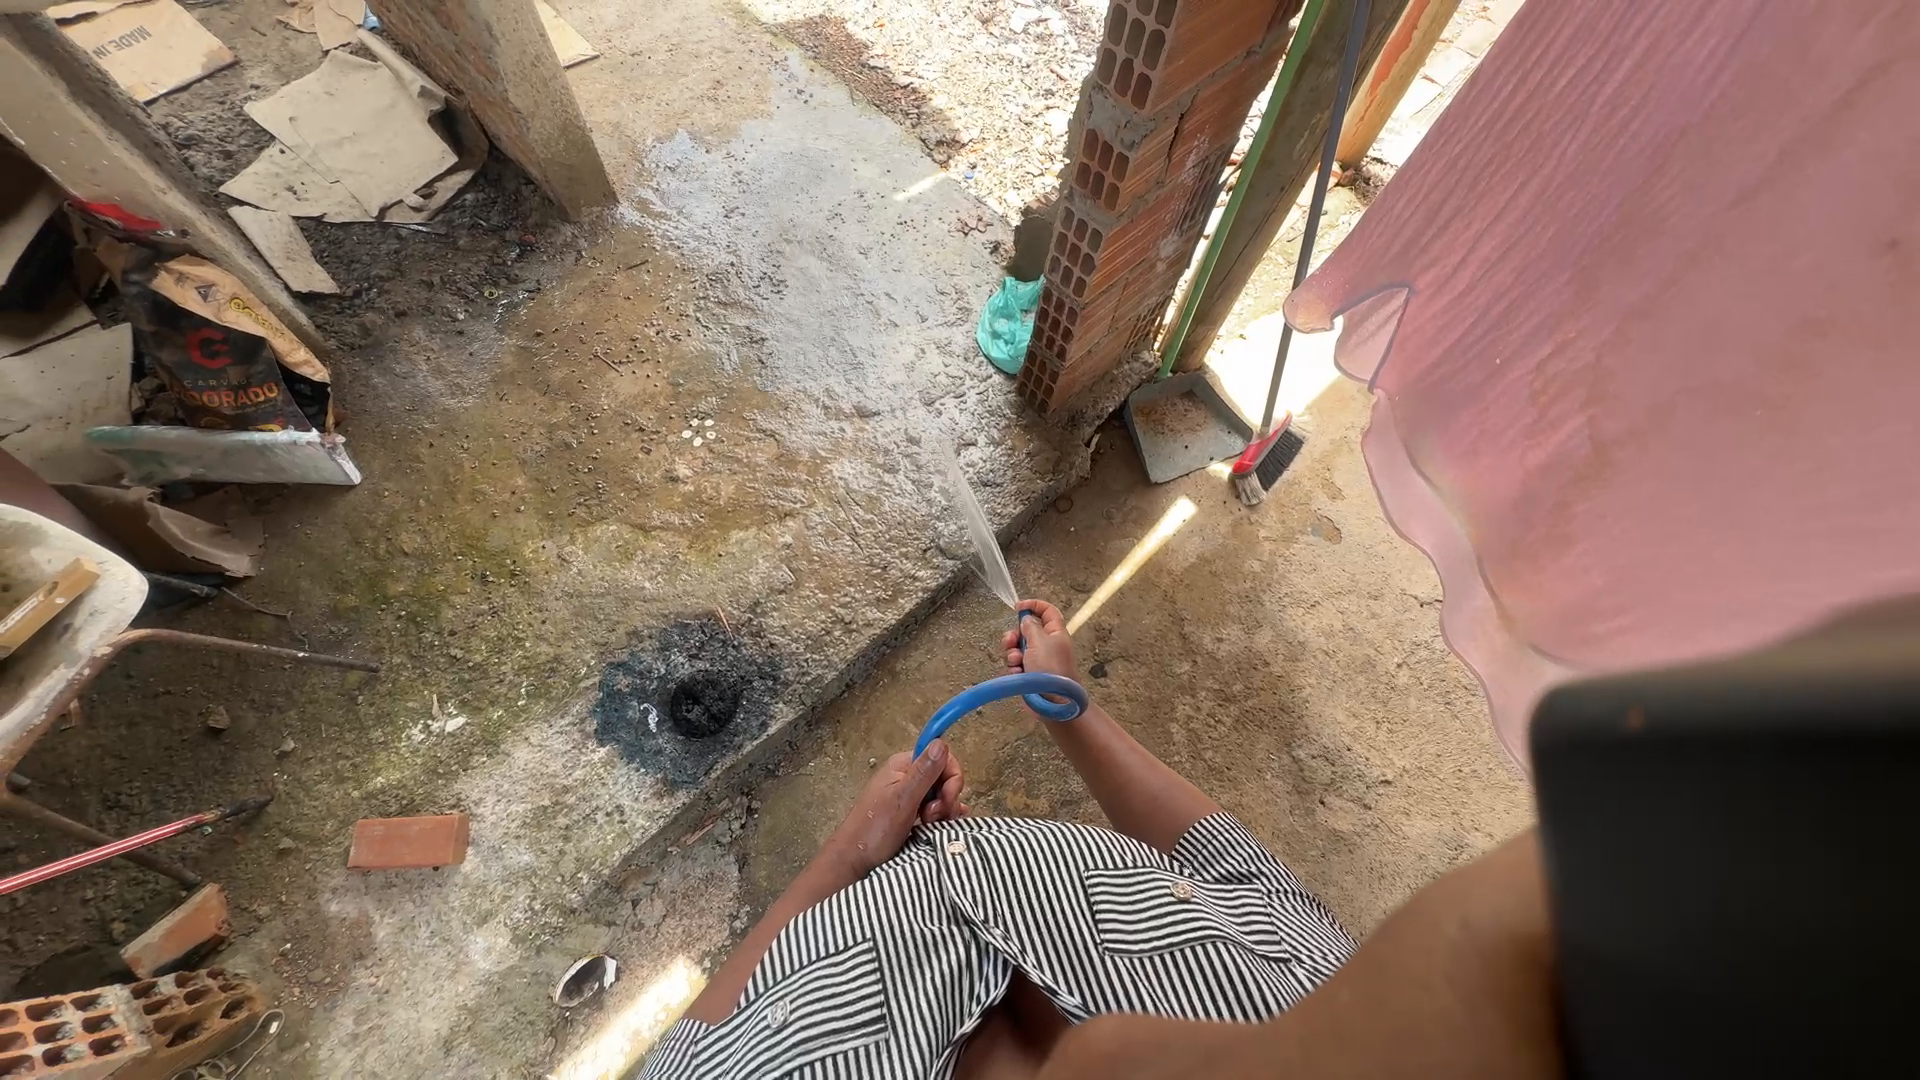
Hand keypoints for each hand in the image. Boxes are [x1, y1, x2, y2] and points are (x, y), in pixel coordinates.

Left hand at [816, 740, 966, 879]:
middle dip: (946, 797)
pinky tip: (942, 827)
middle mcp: (907, 776)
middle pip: (944, 777)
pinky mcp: (912, 814)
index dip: (950, 776)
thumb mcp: (902, 799)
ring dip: (943, 810)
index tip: (946, 798)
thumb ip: (924, 772)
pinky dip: (942, 817)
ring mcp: (909, 795)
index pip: (940, 756)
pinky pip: (936, 809)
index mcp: (903, 765)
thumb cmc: (874, 830)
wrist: (854, 863)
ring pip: (941, 795)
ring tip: (930, 825)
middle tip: (932, 816)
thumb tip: (941, 742)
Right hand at [1001, 598, 1077, 682]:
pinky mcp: (1028, 674)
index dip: (1033, 605)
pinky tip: (1017, 673)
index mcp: (1055, 633)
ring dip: (1012, 653)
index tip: (1018, 607)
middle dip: (1014, 635)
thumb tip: (1026, 619)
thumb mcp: (1040, 641)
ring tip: (1017, 662)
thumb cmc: (1050, 668)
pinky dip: (1014, 668)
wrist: (1053, 702)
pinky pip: (1015, 664)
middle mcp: (1047, 644)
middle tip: (1010, 642)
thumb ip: (1030, 627)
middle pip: (1026, 630)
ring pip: (1017, 648)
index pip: (1047, 611)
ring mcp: (1037, 660)